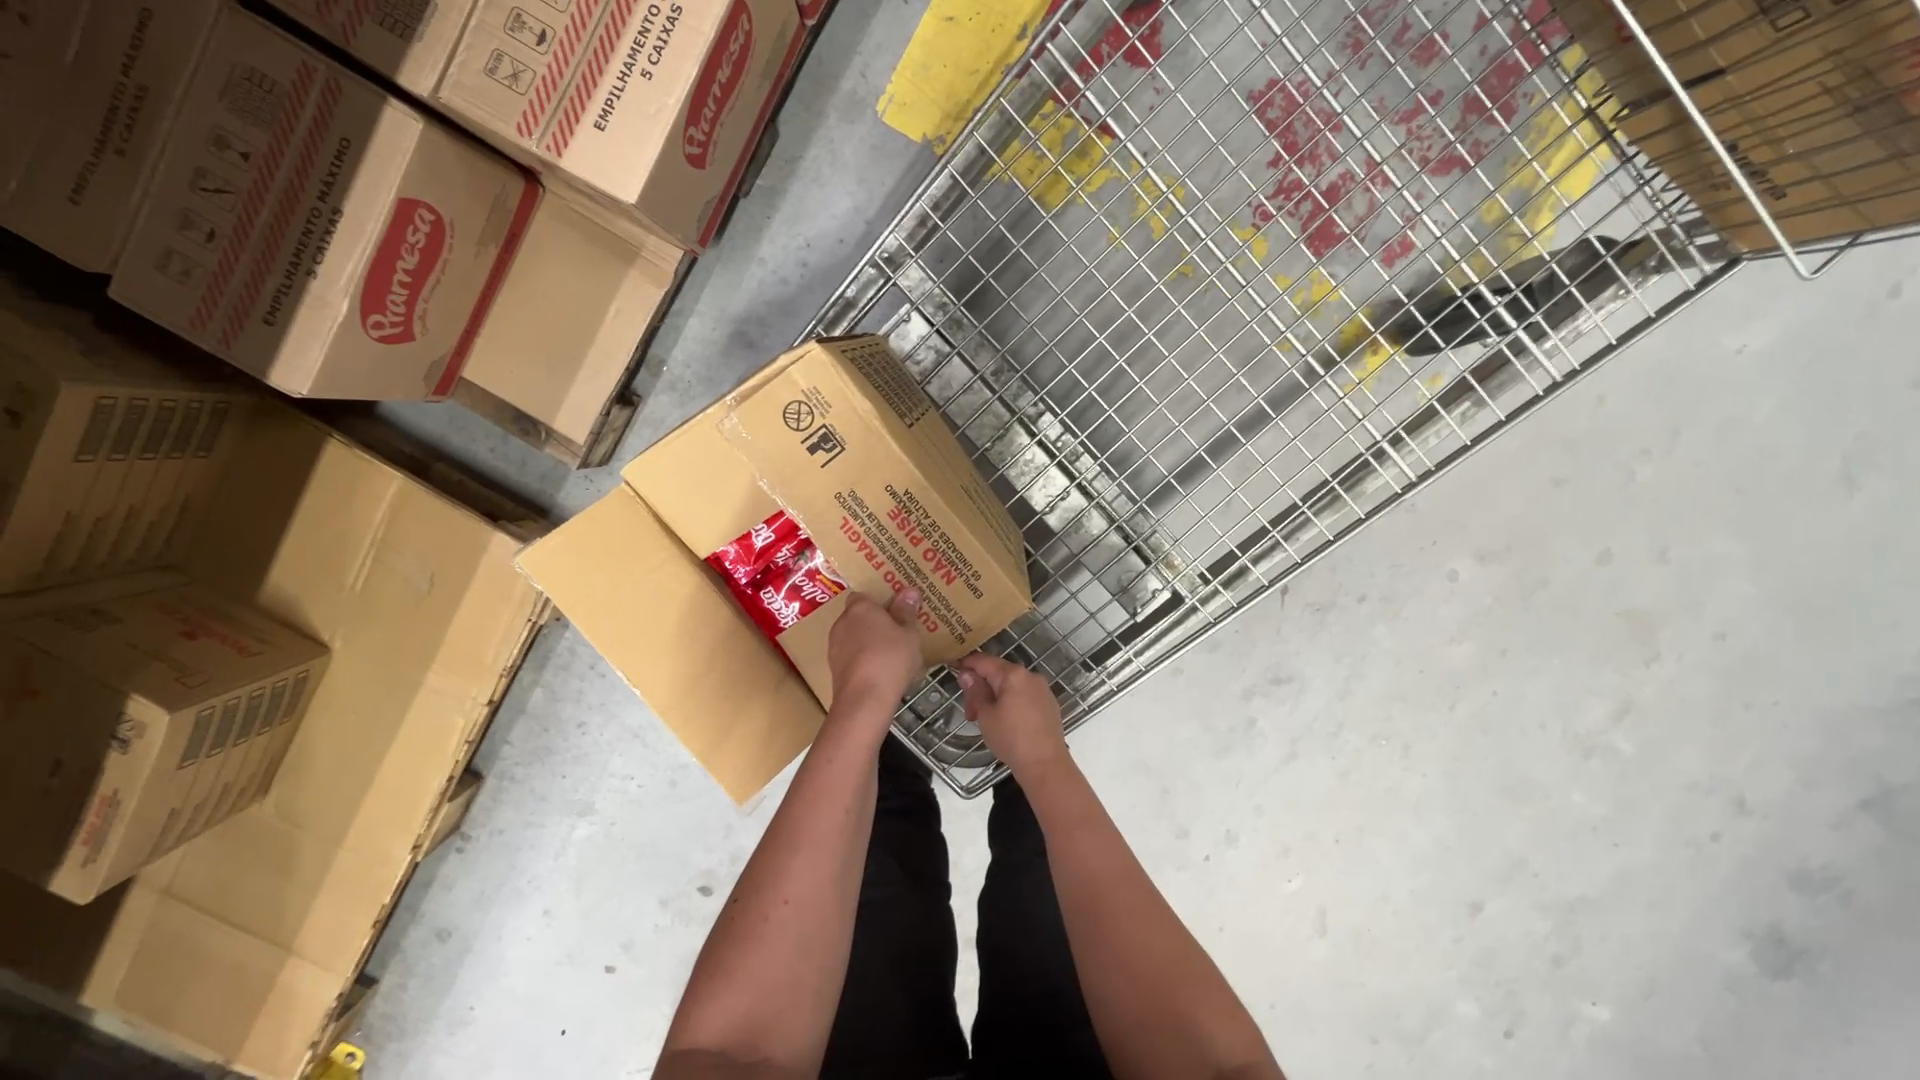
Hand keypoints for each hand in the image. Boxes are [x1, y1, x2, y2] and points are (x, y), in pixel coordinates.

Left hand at [827, 590, 925, 713]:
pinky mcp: (833, 669)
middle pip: (857, 617)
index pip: (864, 596)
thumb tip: (909, 592)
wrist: (864, 699)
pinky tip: (878, 673)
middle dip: (873, 624)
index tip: (895, 613)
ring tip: (890, 656)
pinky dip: (861, 661)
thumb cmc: (891, 658)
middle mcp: (842, 622)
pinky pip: (850, 657)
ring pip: (852, 638)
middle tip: (896, 634)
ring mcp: (834, 646)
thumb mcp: (909, 634)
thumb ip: (906, 613)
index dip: (878, 604)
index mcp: (861, 608)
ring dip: (866, 643)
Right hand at [955, 653, 1069, 778]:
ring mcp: (1043, 690)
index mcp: (1013, 675)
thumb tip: (967, 674)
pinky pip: (1025, 696)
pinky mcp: (1049, 704)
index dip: (967, 664)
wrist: (1045, 763)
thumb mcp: (985, 715)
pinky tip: (1006, 722)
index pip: (984, 661)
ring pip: (1012, 686)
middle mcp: (1030, 676)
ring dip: (995, 697)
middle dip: (981, 688)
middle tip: (970, 712)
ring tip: (986, 720)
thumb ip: (975, 691)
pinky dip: (1011, 702)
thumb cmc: (1011, 738)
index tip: (954, 671)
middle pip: (998, 673)